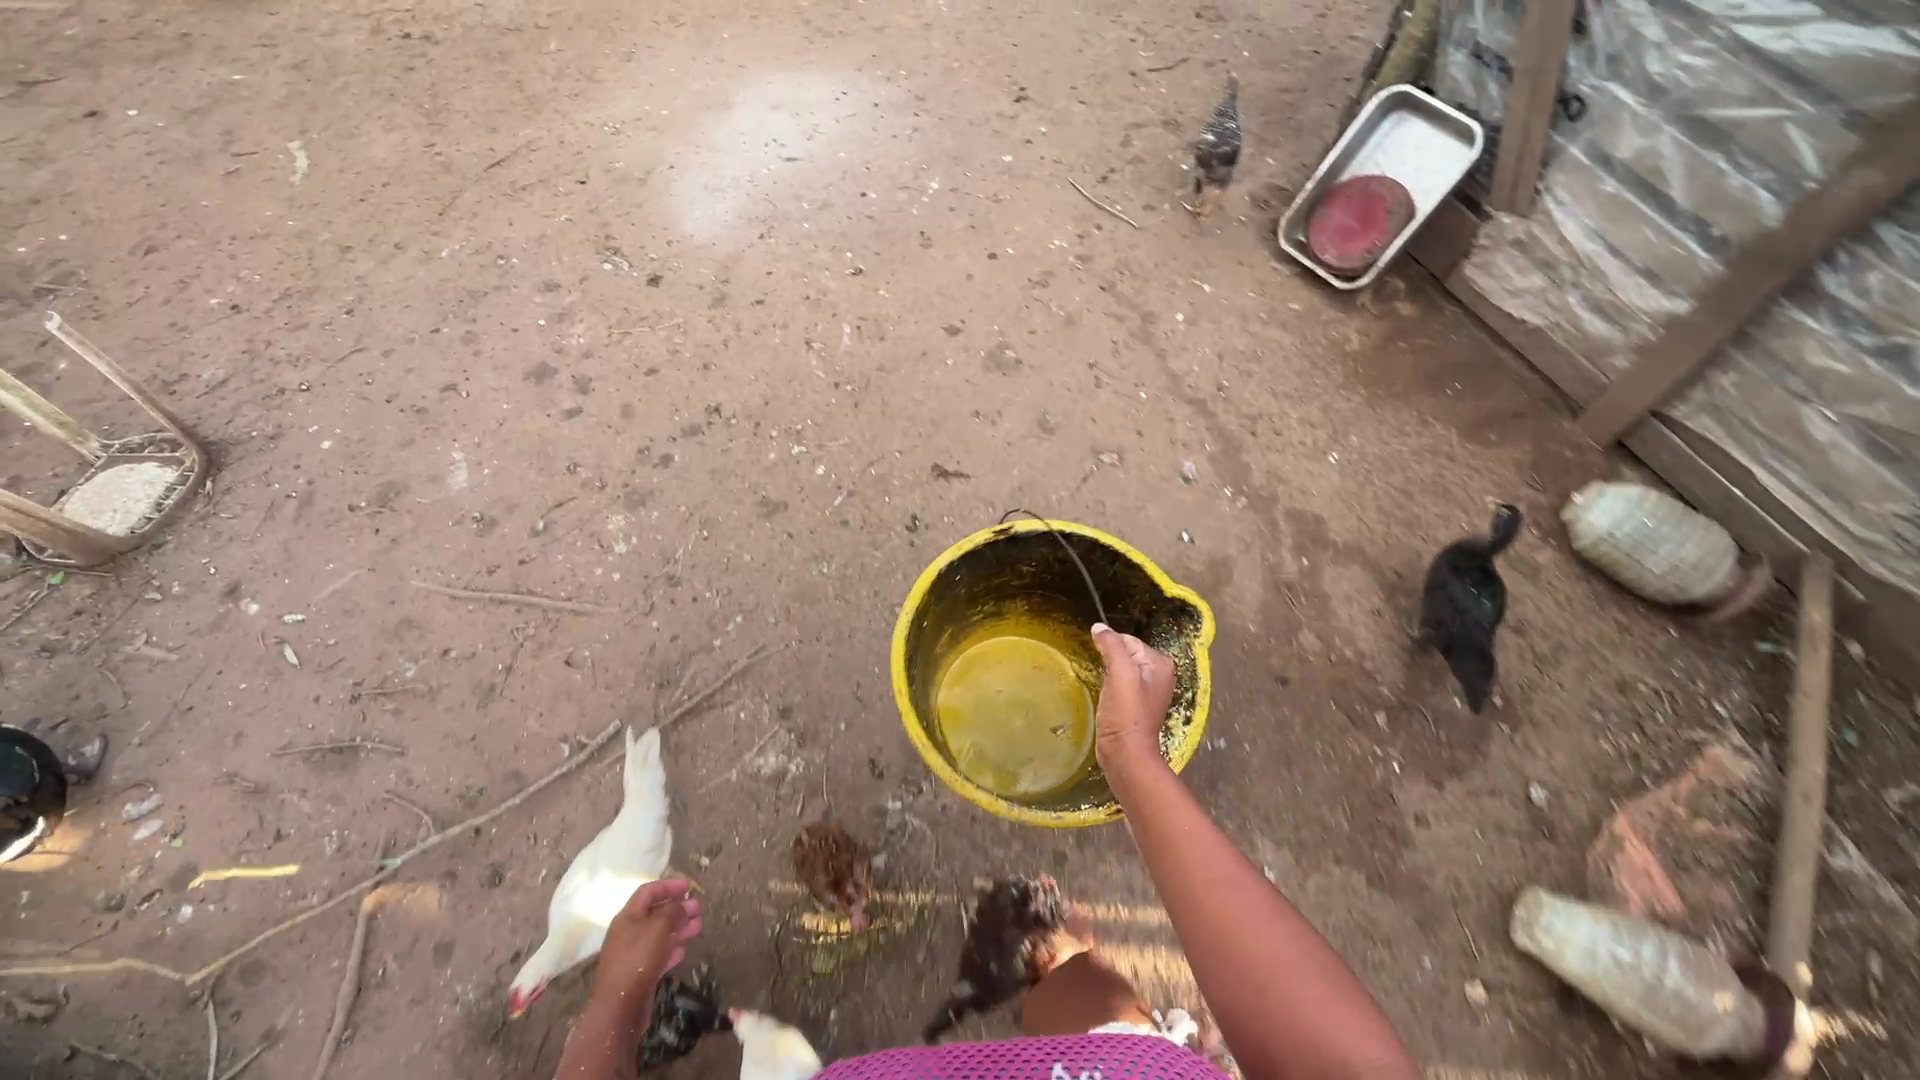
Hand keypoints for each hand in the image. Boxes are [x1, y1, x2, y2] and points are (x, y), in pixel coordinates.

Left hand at [595, 879, 701, 1012]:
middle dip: (677, 908)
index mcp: (628, 916)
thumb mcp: (659, 927)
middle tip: (698, 908)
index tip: (688, 886)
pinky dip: (671, 949)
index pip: (648, 892)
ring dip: (678, 928)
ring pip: (658, 934)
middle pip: (654, 913)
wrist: (620, 1005)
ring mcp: (631, 953)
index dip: (668, 885)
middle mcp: (628, 932)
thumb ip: (674, 911)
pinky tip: (683, 951)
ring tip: (698, 926)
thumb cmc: (638, 958)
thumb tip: (686, 903)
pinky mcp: (637, 973)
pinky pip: (656, 954)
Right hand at [1090, 623, 1174, 775]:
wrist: (1126, 755)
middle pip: (1124, 654)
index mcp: (1160, 663)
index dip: (1111, 651)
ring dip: (1108, 675)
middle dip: (1109, 662)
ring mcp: (1148, 690)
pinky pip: (1119, 684)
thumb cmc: (1126, 715)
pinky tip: (1106, 700)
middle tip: (1104, 681)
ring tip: (1104, 690)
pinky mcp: (1136, 704)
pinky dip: (1109, 687)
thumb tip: (1099, 627)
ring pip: (1119, 669)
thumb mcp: (1120, 674)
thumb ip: (1112, 646)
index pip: (1127, 641)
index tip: (1104, 668)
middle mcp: (1159, 674)